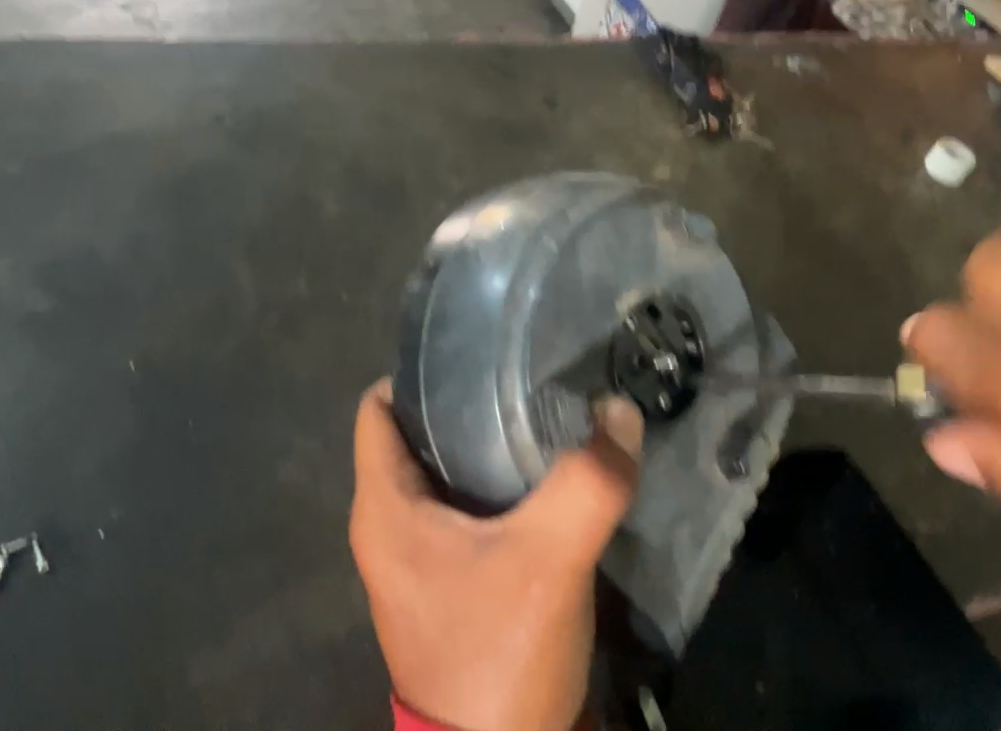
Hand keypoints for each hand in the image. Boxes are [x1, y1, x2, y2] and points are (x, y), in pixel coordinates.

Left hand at [350, 380, 644, 730]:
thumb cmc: (499, 651)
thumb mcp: (550, 559)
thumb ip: (588, 481)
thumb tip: (621, 410)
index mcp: (383, 507)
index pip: (379, 407)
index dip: (422, 370)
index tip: (480, 350)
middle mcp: (387, 524)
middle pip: (417, 432)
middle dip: (467, 401)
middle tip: (527, 374)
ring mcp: (416, 556)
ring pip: (445, 470)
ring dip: (487, 443)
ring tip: (543, 411)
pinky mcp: (448, 578)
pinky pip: (465, 507)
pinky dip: (498, 483)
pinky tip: (545, 473)